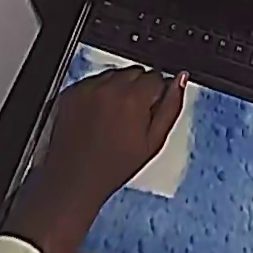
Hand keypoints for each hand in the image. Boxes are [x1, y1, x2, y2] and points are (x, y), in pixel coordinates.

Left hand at [41, 66, 187, 206]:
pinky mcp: (72, 90)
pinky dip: (97, 93)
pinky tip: (96, 116)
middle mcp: (110, 86)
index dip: (156, 95)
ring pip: (114, 74)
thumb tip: (181, 79)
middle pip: (135, 72)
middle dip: (137, 89)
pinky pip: (93, 81)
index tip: (149, 110)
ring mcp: (88, 87)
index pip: (156, 76)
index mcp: (133, 97)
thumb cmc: (114, 166)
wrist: (74, 180)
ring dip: (117, 89)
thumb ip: (171, 106)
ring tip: (112, 119)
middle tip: (131, 117)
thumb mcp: (153, 142)